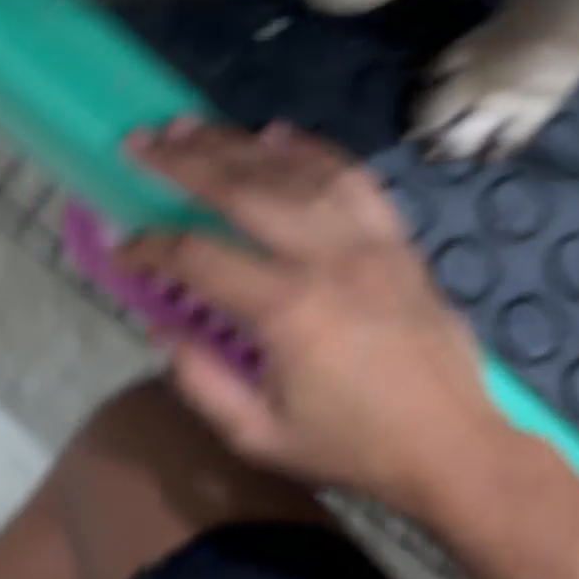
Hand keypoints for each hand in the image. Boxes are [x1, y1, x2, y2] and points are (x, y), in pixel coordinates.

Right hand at [116, 120, 511, 513]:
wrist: (457, 452)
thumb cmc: (352, 447)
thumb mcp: (258, 435)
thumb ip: (200, 381)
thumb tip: (162, 328)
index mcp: (288, 311)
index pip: (198, 257)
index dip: (150, 248)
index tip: (121, 249)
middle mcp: (329, 260)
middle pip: (243, 191)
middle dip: (182, 163)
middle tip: (140, 143)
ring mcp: (371, 244)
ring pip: (294, 172)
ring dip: (236, 144)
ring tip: (191, 127)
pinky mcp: (399, 243)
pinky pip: (353, 179)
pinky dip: (312, 150)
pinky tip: (276, 134)